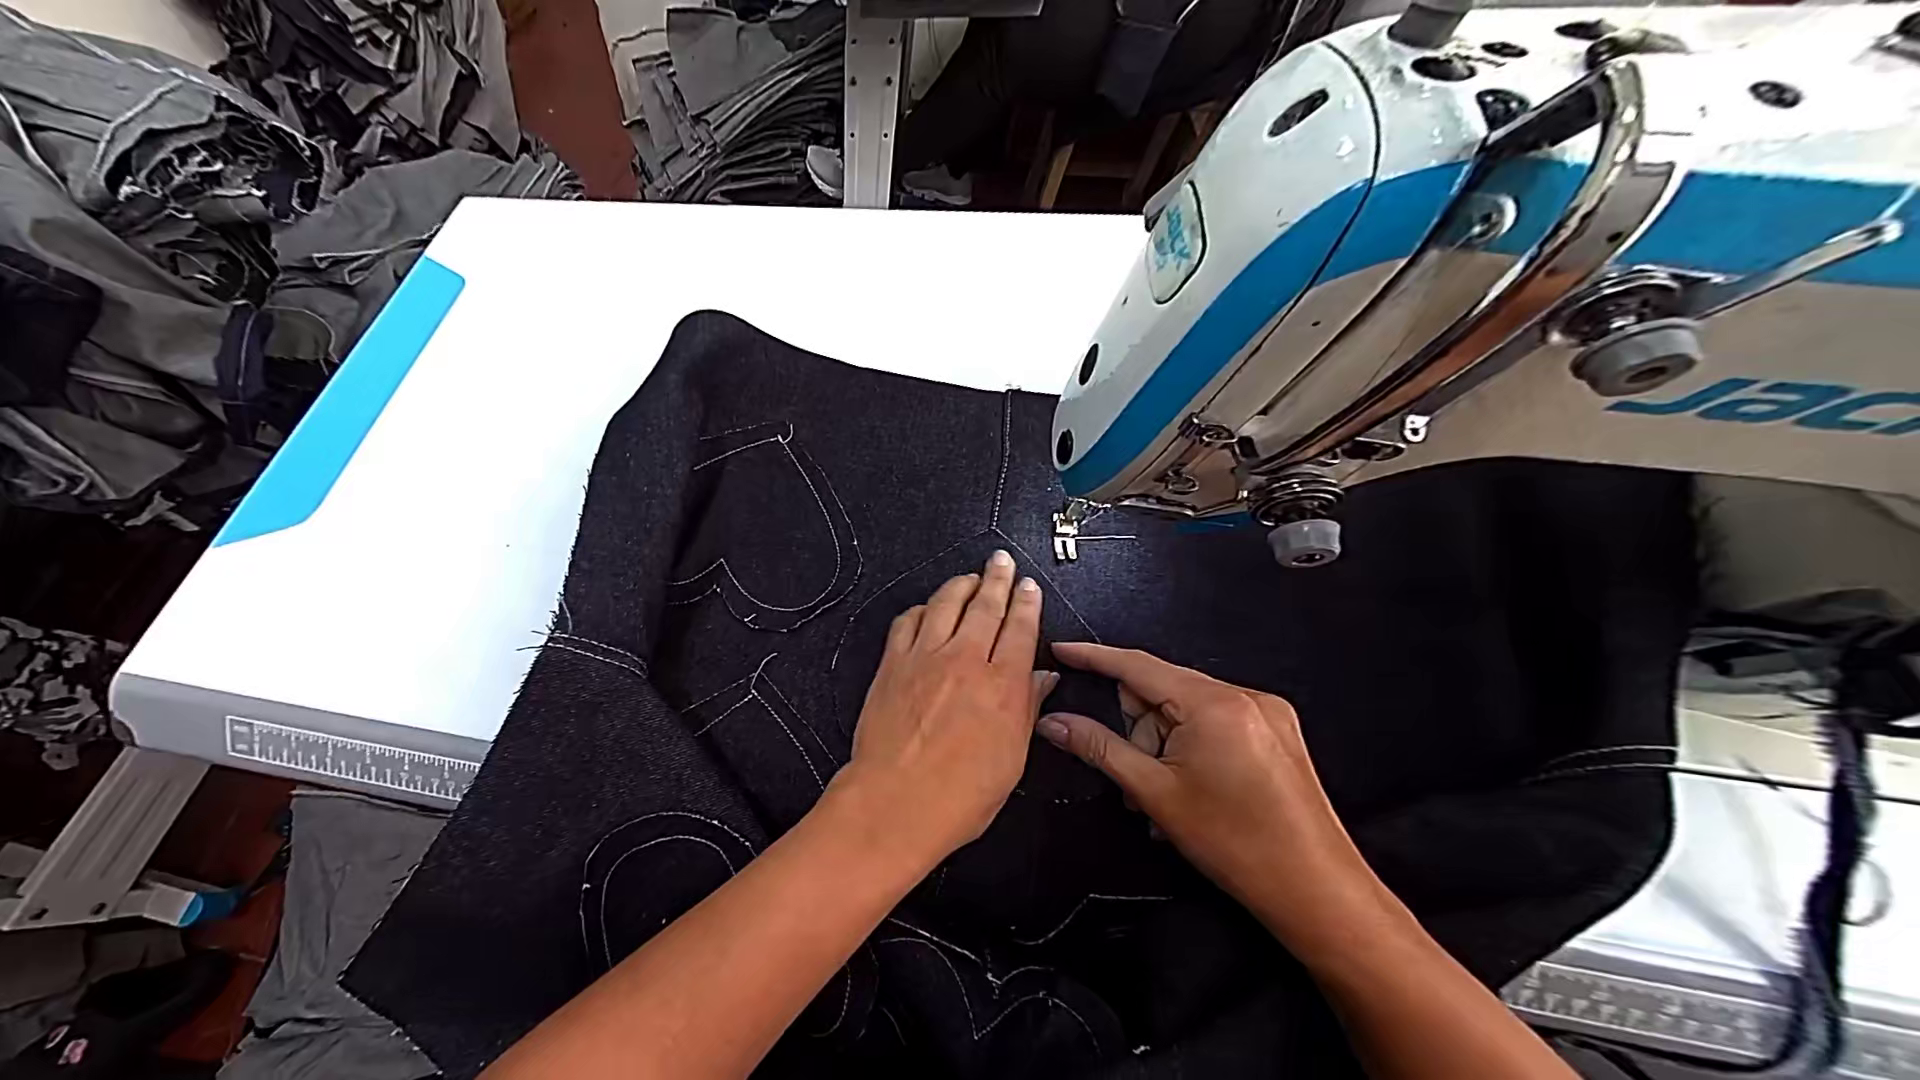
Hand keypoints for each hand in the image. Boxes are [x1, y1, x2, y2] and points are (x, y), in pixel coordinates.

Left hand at [833, 550, 1054, 865]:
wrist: (895, 803)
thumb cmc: (957, 795)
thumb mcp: (1011, 759)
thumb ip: (1027, 709)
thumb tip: (1042, 680)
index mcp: (1002, 685)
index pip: (1021, 627)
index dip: (1027, 602)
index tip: (1028, 587)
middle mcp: (965, 661)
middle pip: (986, 604)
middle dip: (997, 577)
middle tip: (1001, 561)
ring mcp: (925, 658)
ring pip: (946, 603)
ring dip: (961, 584)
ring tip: (970, 576)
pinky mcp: (893, 664)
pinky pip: (907, 621)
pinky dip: (920, 608)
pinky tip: (926, 608)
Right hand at [1036, 643, 1368, 932]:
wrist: (1317, 893)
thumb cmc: (1240, 847)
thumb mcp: (1154, 793)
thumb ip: (1099, 748)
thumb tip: (1056, 723)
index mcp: (1213, 704)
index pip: (1137, 664)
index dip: (1094, 657)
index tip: (1064, 651)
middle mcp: (1244, 696)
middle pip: (1162, 689)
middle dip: (1139, 727)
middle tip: (1136, 776)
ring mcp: (1265, 712)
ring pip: (1186, 708)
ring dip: (1163, 743)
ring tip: (1167, 794)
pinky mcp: (1276, 730)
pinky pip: (1214, 720)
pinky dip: (1190, 744)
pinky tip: (1190, 785)